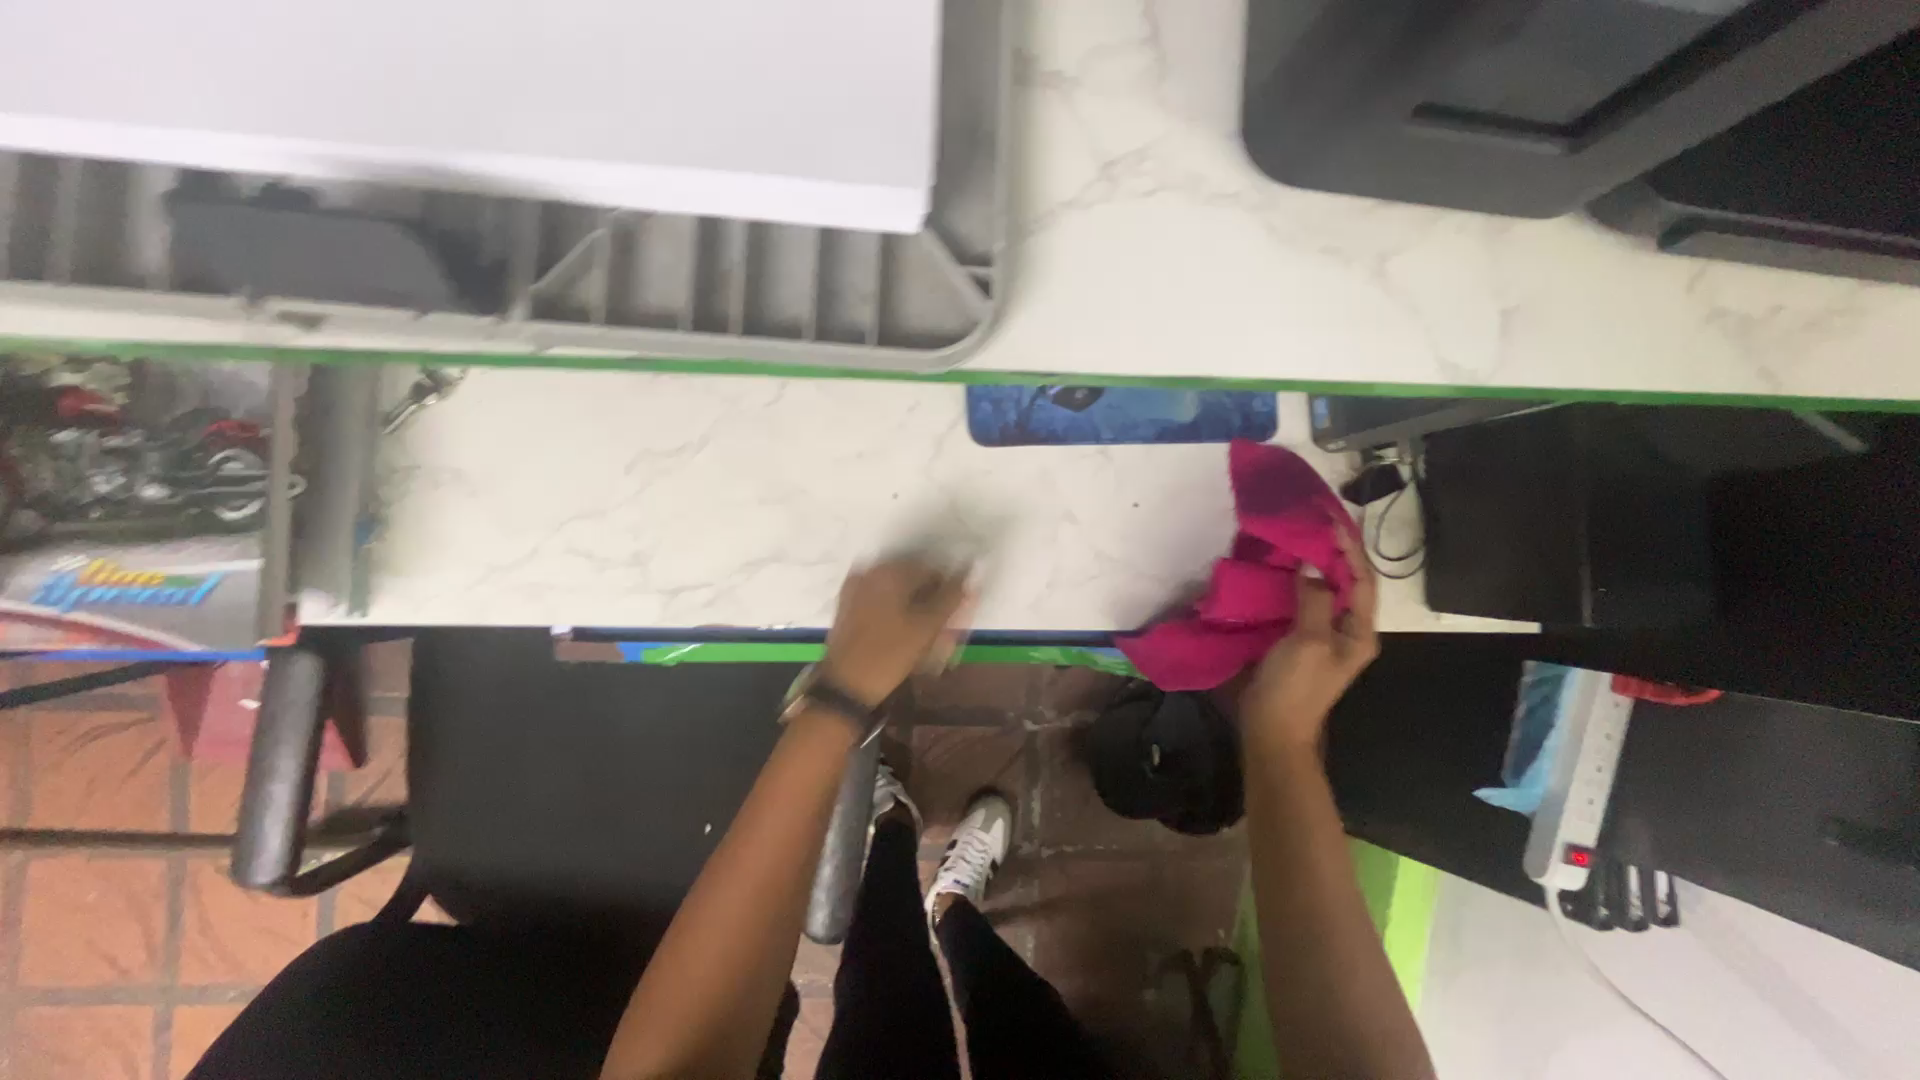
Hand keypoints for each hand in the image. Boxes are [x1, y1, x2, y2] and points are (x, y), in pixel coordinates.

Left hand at [822, 557, 972, 707]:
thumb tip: (970, 574)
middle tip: (940, 625)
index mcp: (890, 570)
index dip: (949, 590)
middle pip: (913, 577)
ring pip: (896, 589)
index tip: (954, 613)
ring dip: (913, 604)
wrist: (846, 684)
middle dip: (930, 597)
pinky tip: (901, 631)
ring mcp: (856, 586)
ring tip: (922, 632)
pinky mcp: (847, 603)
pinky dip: (895, 609)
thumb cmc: (890, 654)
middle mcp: (871, 570)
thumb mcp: (928, 626)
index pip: (933, 568)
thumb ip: (952, 596)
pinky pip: (880, 598)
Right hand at [1242, 526, 1378, 752]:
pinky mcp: (1298, 641)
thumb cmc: (1296, 688)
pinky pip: (1302, 603)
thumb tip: (1311, 565)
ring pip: (1324, 591)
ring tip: (1297, 538)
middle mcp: (1347, 631)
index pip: (1362, 580)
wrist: (1272, 730)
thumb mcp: (1310, 641)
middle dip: (1334, 553)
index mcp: (1360, 632)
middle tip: (1312, 523)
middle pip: (1347, 583)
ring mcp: (1323, 637)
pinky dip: (1295, 583)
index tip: (1329, 521)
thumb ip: (1314, 600)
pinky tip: (1279, 570)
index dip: (1349, 549)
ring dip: (1314, 565)